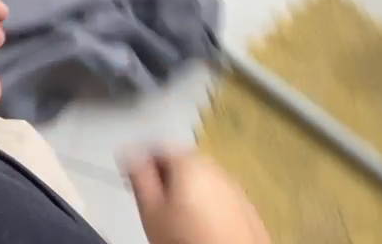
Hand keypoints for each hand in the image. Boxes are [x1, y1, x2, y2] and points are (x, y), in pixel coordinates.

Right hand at [125, 149, 270, 243]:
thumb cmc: (185, 238)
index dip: (139, 161)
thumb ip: (138, 174)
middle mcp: (215, 166)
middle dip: (166, 175)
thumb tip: (130, 154)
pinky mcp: (251, 210)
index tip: (131, 178)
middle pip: (181, 161)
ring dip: (188, 188)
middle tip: (154, 197)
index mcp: (188, 160)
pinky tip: (203, 222)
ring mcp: (237, 188)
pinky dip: (209, 203)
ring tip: (178, 212)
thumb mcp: (150, 208)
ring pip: (202, 179)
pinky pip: (221, 197)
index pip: (155, 146)